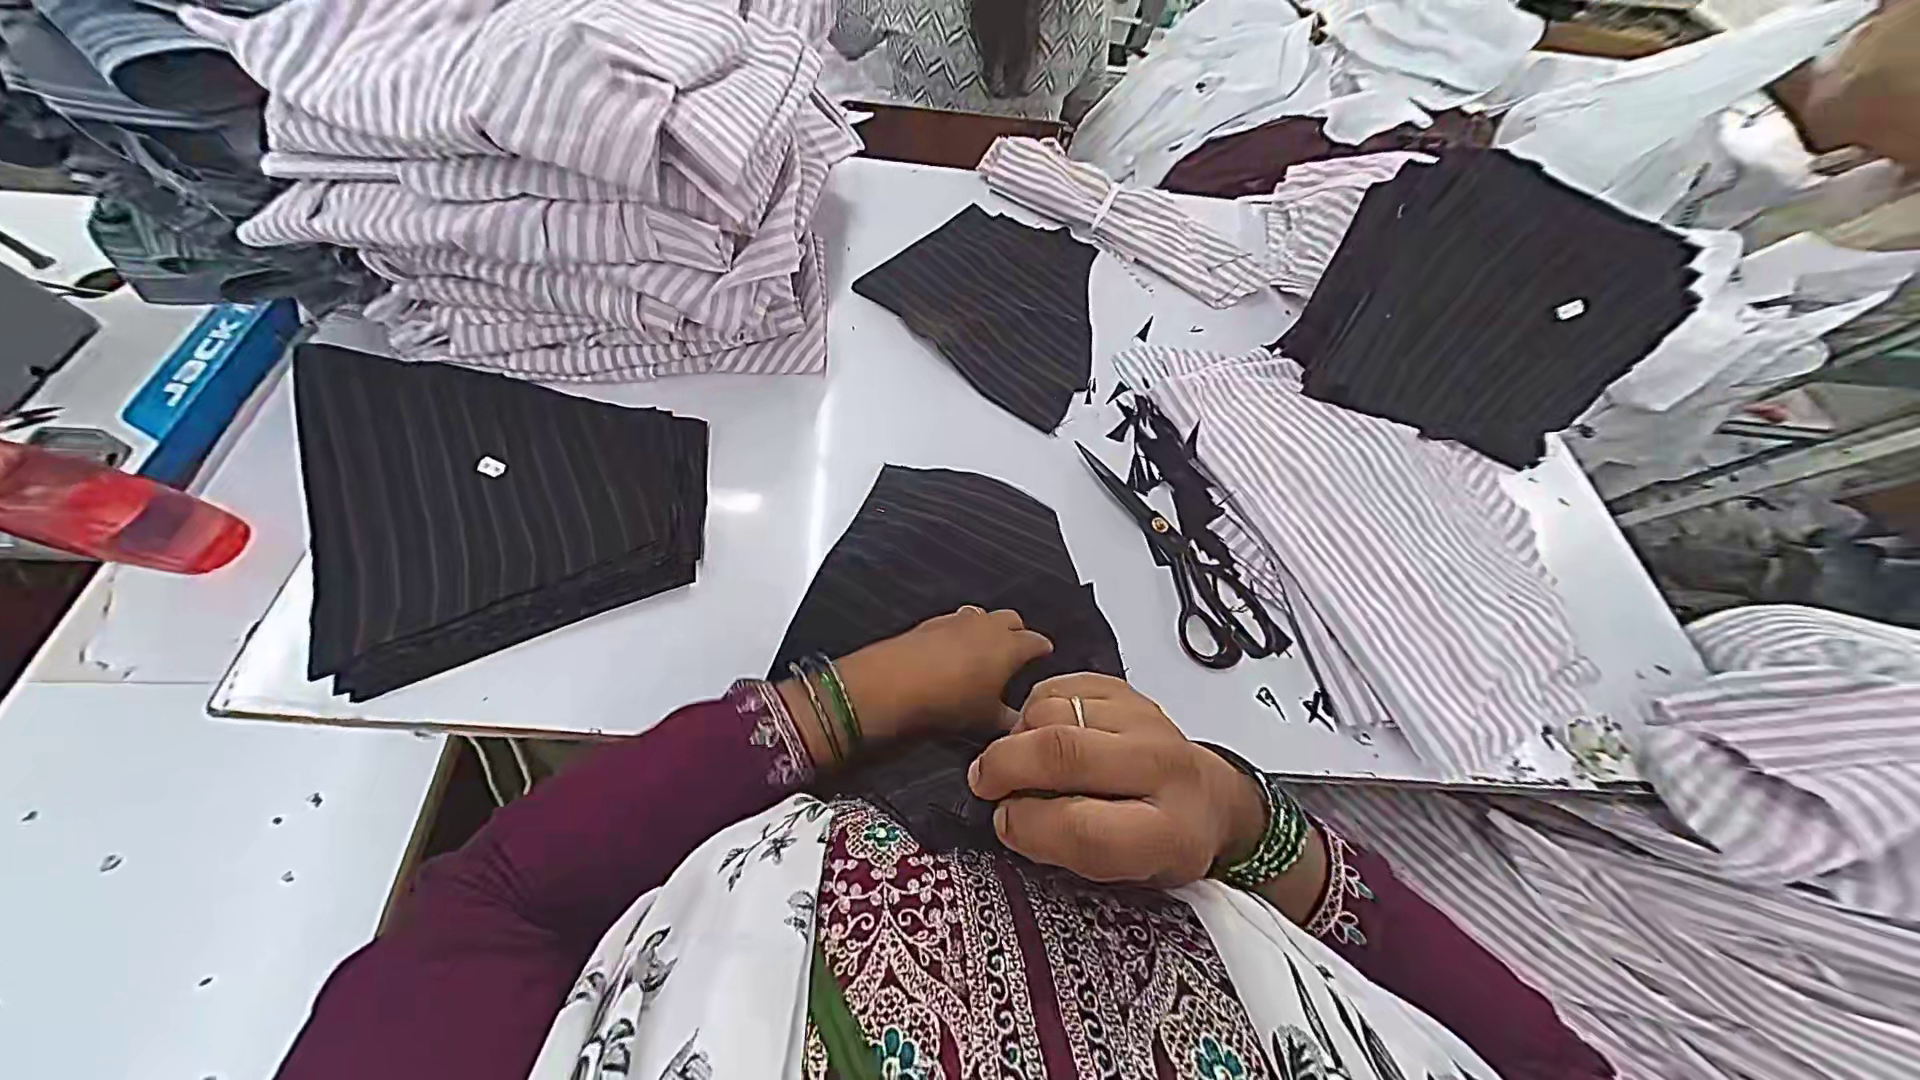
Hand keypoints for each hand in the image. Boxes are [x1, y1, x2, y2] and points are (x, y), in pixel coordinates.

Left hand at [781, 607, 1054, 762]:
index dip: (1042, 650)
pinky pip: (953, 623)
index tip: (1043, 655)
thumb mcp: (986, 721)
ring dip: (986, 630)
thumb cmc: (944, 702)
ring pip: (981, 617)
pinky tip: (952, 655)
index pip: (1037, 641)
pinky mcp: (928, 625)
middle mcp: (986, 625)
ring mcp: (955, 620)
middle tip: (1016, 654)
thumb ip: (1010, 720)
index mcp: (1010, 645)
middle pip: (1011, 620)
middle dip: (1017, 633)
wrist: (889, 688)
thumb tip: (1022, 727)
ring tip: (983, 654)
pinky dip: (959, 634)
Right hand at [965, 673, 1268, 887]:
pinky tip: (1036, 730)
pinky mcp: (1126, 690)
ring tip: (1016, 758)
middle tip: (984, 780)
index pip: (1086, 829)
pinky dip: (1032, 709)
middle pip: (1064, 753)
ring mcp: (1144, 719)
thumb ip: (1068, 848)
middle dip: (1006, 766)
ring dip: (1016, 736)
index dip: (1028, 827)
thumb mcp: (1125, 872)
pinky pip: (1059, 686)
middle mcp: (1162, 767)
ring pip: (1054, 712)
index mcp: (1168, 833)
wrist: (1205, 796)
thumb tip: (1007, 813)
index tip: (1005, 823)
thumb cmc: (1159, 839)